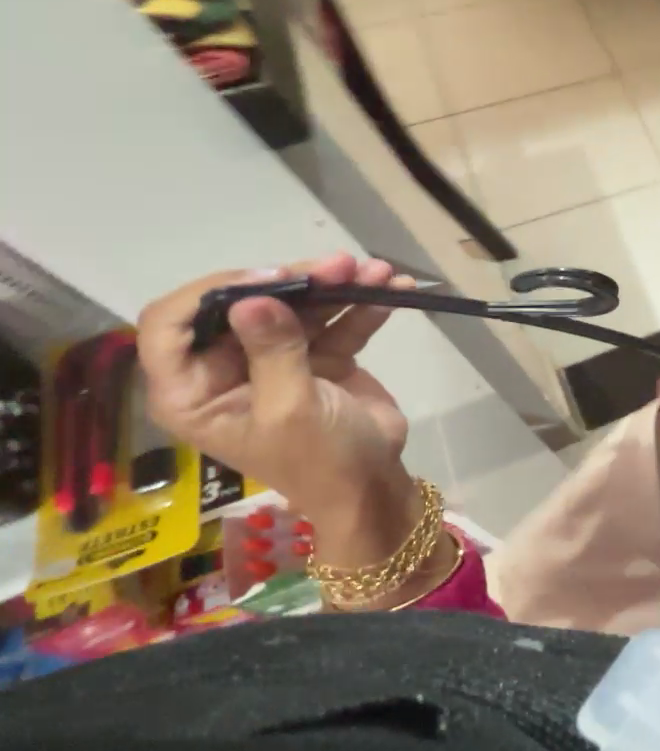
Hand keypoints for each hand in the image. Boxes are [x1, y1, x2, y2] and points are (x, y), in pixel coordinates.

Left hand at [135, 253, 418, 564]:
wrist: (373, 485)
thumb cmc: (318, 459)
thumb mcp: (291, 410)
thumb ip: (274, 354)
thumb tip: (254, 300)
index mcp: (193, 389)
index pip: (173, 326)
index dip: (215, 293)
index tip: (270, 279)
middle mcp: (227, 368)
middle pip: (247, 308)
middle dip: (295, 282)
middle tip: (340, 265)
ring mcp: (278, 361)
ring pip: (299, 309)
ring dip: (339, 287)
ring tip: (379, 272)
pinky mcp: (322, 360)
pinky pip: (338, 323)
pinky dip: (366, 305)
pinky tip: (394, 289)